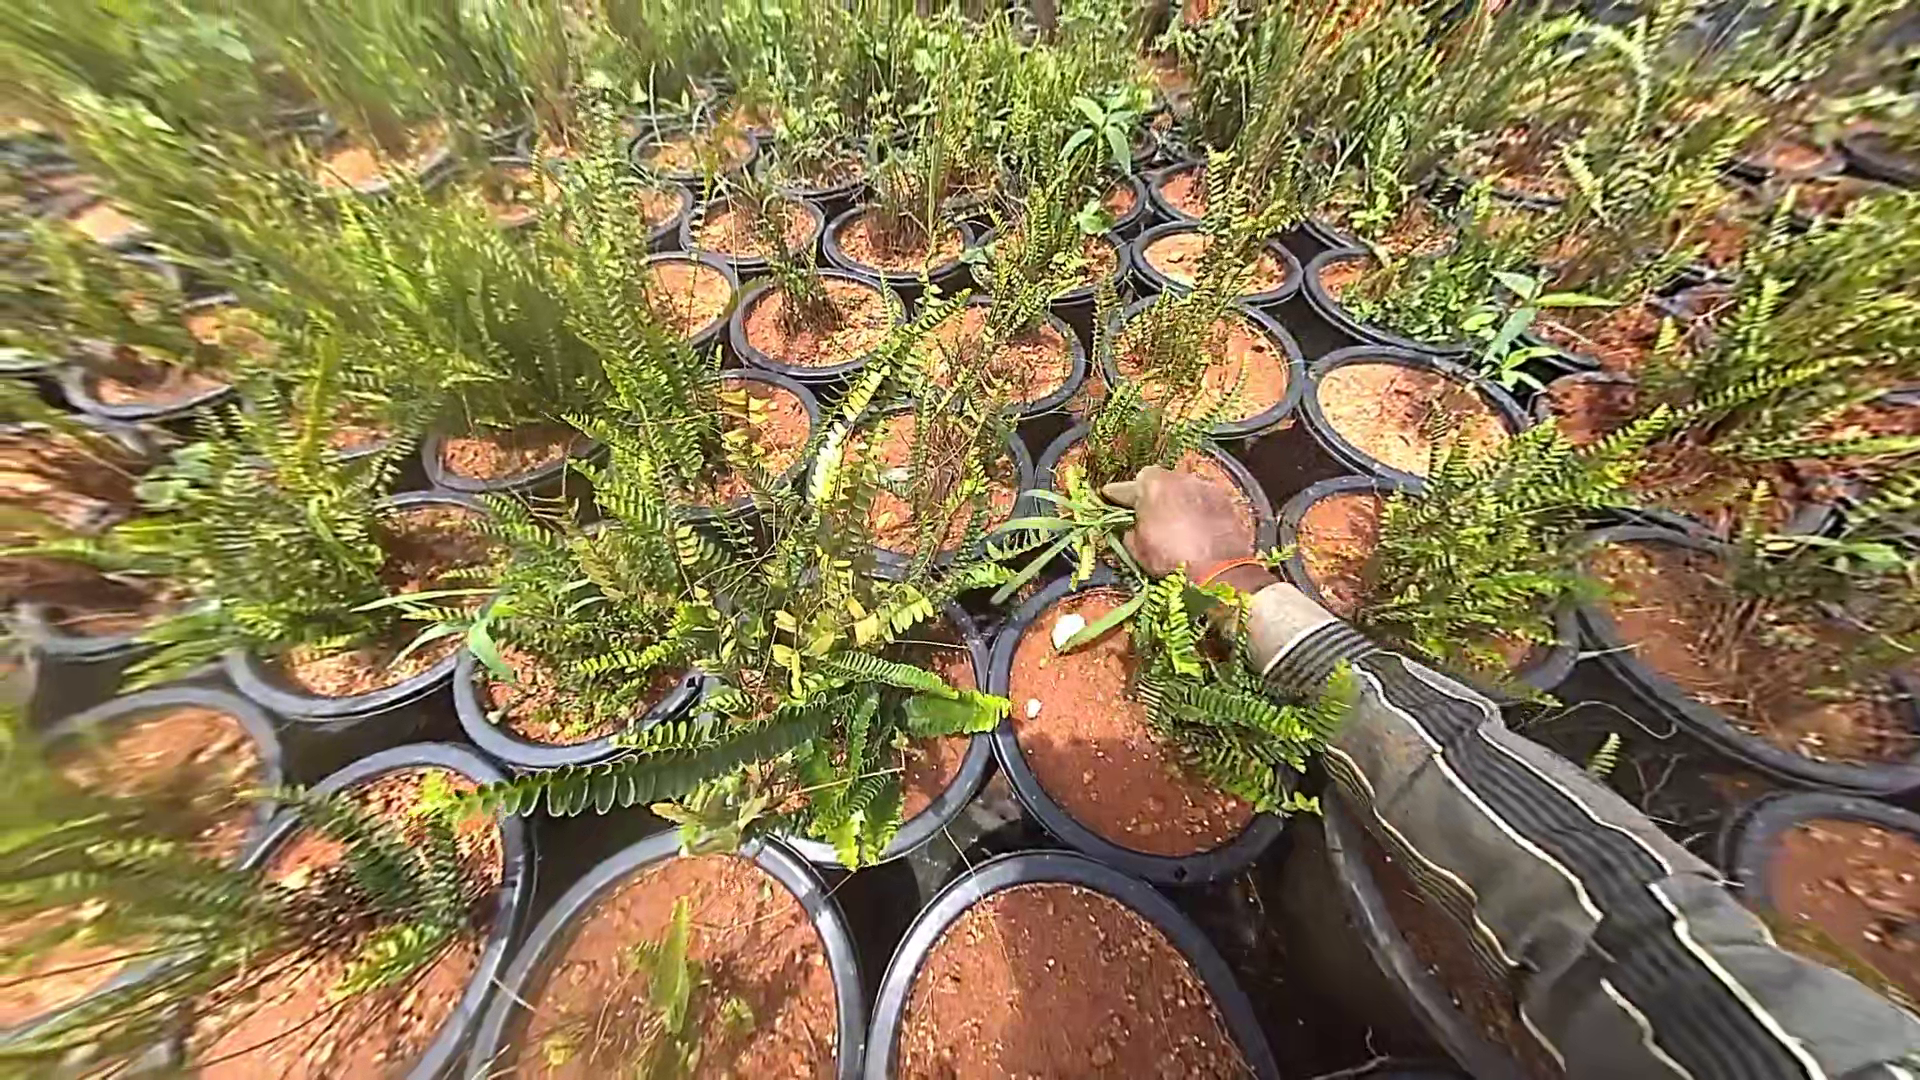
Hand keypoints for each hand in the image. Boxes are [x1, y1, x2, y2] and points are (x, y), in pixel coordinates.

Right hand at [1102, 465, 1276, 593]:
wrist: (1219, 571)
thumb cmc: (1170, 559)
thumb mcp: (1136, 548)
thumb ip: (1129, 530)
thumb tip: (1131, 527)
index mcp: (1152, 485)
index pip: (1127, 486)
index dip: (1117, 495)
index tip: (1110, 499)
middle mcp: (1179, 478)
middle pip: (1158, 481)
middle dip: (1150, 495)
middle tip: (1145, 512)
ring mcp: (1205, 486)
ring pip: (1182, 488)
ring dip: (1175, 500)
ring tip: (1173, 521)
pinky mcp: (1226, 500)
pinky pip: (1202, 500)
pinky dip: (1196, 509)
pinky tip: (1194, 526)